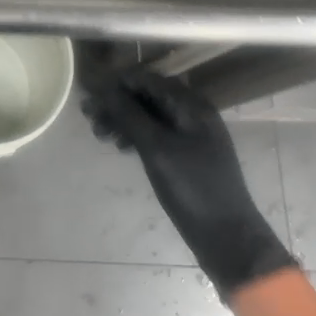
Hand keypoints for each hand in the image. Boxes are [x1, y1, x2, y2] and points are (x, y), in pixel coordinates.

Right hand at [77, 45, 296, 301]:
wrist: (227, 236)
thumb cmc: (192, 187)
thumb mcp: (156, 147)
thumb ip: (128, 114)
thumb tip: (102, 85)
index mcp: (190, 105)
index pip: (146, 79)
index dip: (115, 83)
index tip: (88, 93)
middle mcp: (193, 114)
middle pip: (147, 96)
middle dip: (117, 103)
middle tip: (89, 118)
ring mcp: (191, 136)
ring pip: (150, 117)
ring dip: (123, 121)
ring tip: (100, 135)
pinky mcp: (188, 156)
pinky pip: (156, 135)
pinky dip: (136, 137)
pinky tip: (121, 148)